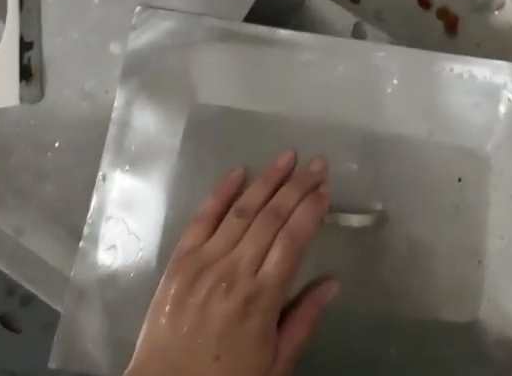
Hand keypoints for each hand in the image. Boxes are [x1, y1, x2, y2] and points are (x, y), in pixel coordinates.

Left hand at [127, 150, 339, 375]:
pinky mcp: (179, 262)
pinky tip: (239, 172)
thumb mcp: (275, 363)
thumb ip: (304, 319)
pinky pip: (203, 219)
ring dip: (267, 180)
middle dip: (298, 187)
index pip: (294, 240)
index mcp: (262, 299)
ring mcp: (204, 263)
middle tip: (317, 164)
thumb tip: (332, 282)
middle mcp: (234, 273)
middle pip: (272, 217)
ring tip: (287, 157)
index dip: (311, 210)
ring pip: (242, 211)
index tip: (325, 190)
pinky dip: (221, 193)